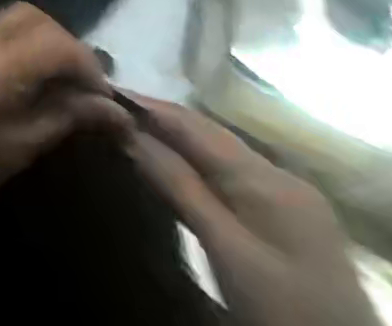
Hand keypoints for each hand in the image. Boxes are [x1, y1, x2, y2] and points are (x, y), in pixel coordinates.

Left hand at [0, 3, 129, 209]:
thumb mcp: (29, 143)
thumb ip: (72, 115)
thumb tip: (119, 110)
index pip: (53, 42)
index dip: (85, 62)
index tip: (102, 92)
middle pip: (32, 16)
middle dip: (64, 42)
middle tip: (81, 79)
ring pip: (12, 16)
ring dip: (41, 38)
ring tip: (58, 75)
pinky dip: (17, 41)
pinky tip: (27, 70)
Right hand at [124, 97, 379, 325]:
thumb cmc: (283, 308)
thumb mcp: (226, 250)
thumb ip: (180, 187)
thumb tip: (129, 131)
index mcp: (267, 178)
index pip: (194, 125)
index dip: (147, 104)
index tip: (99, 89)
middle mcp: (281, 176)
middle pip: (210, 133)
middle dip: (159, 116)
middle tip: (106, 106)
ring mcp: (292, 199)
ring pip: (221, 152)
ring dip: (176, 136)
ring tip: (129, 128)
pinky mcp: (292, 222)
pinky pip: (233, 173)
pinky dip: (197, 161)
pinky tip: (175, 164)